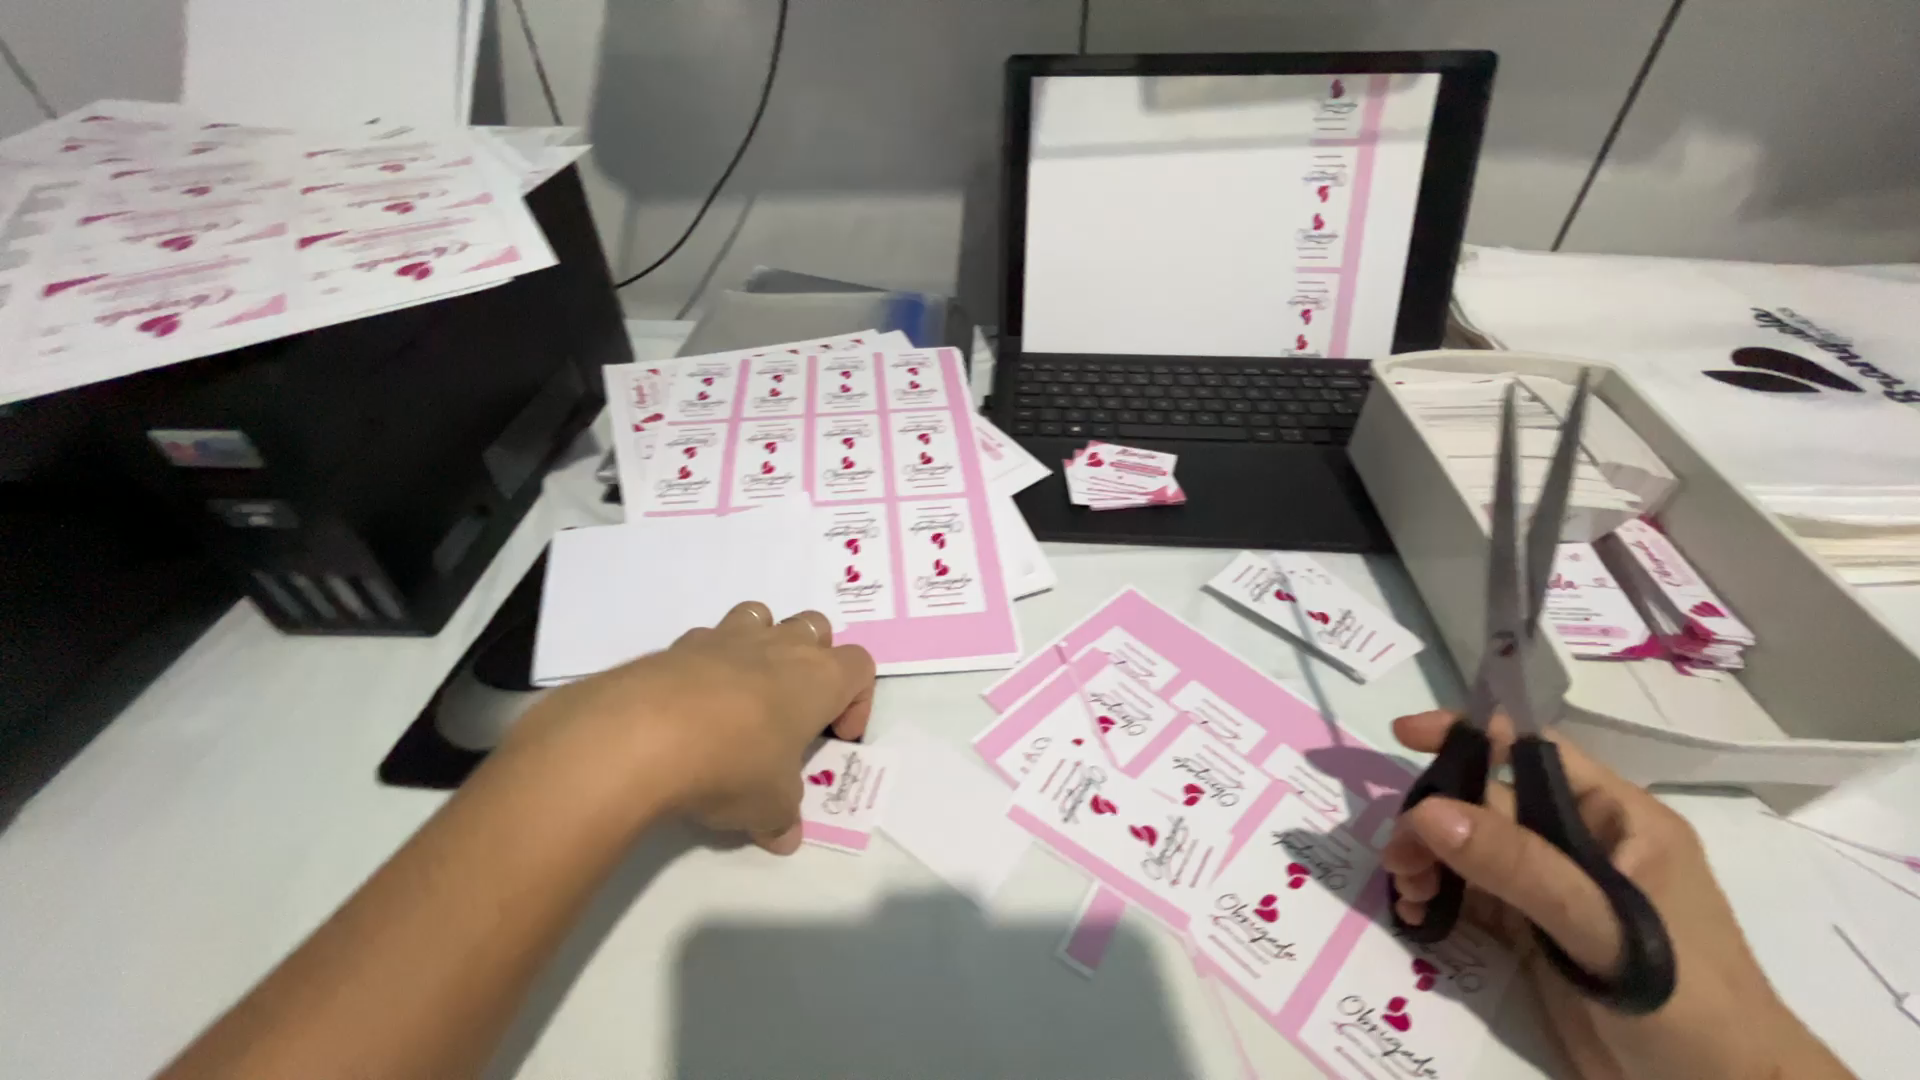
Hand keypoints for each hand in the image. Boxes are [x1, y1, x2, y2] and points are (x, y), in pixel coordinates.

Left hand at [508, 601, 875, 854]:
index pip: (860, 666)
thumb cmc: (733, 765)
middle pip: (816, 629)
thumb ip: (783, 818)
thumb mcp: (769, 807)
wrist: (642, 735)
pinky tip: (691, 705)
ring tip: (745, 693)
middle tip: (794, 710)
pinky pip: (706, 640)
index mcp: (819, 677)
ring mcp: (728, 638)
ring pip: (760, 616)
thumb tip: (784, 837)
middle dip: (813, 662)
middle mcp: (780, 646)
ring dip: (762, 645)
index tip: (834, 739)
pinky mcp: (679, 645)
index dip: (856, 701)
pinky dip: (707, 664)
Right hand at [1383, 710, 1852, 1079]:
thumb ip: (1520, 867)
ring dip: (1428, 861)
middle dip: (1434, 821)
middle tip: (1399, 858)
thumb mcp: (1606, 929)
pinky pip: (1470, 894)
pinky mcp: (1533, 930)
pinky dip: (1436, 896)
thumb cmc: (1692, 1007)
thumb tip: (1427, 811)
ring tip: (1406, 893)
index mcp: (1616, 819)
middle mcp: (1581, 842)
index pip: (1532, 750)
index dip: (1469, 733)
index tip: (1404, 736)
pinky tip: (1417, 914)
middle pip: (1486, 803)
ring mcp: (1555, 887)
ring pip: (1470, 848)